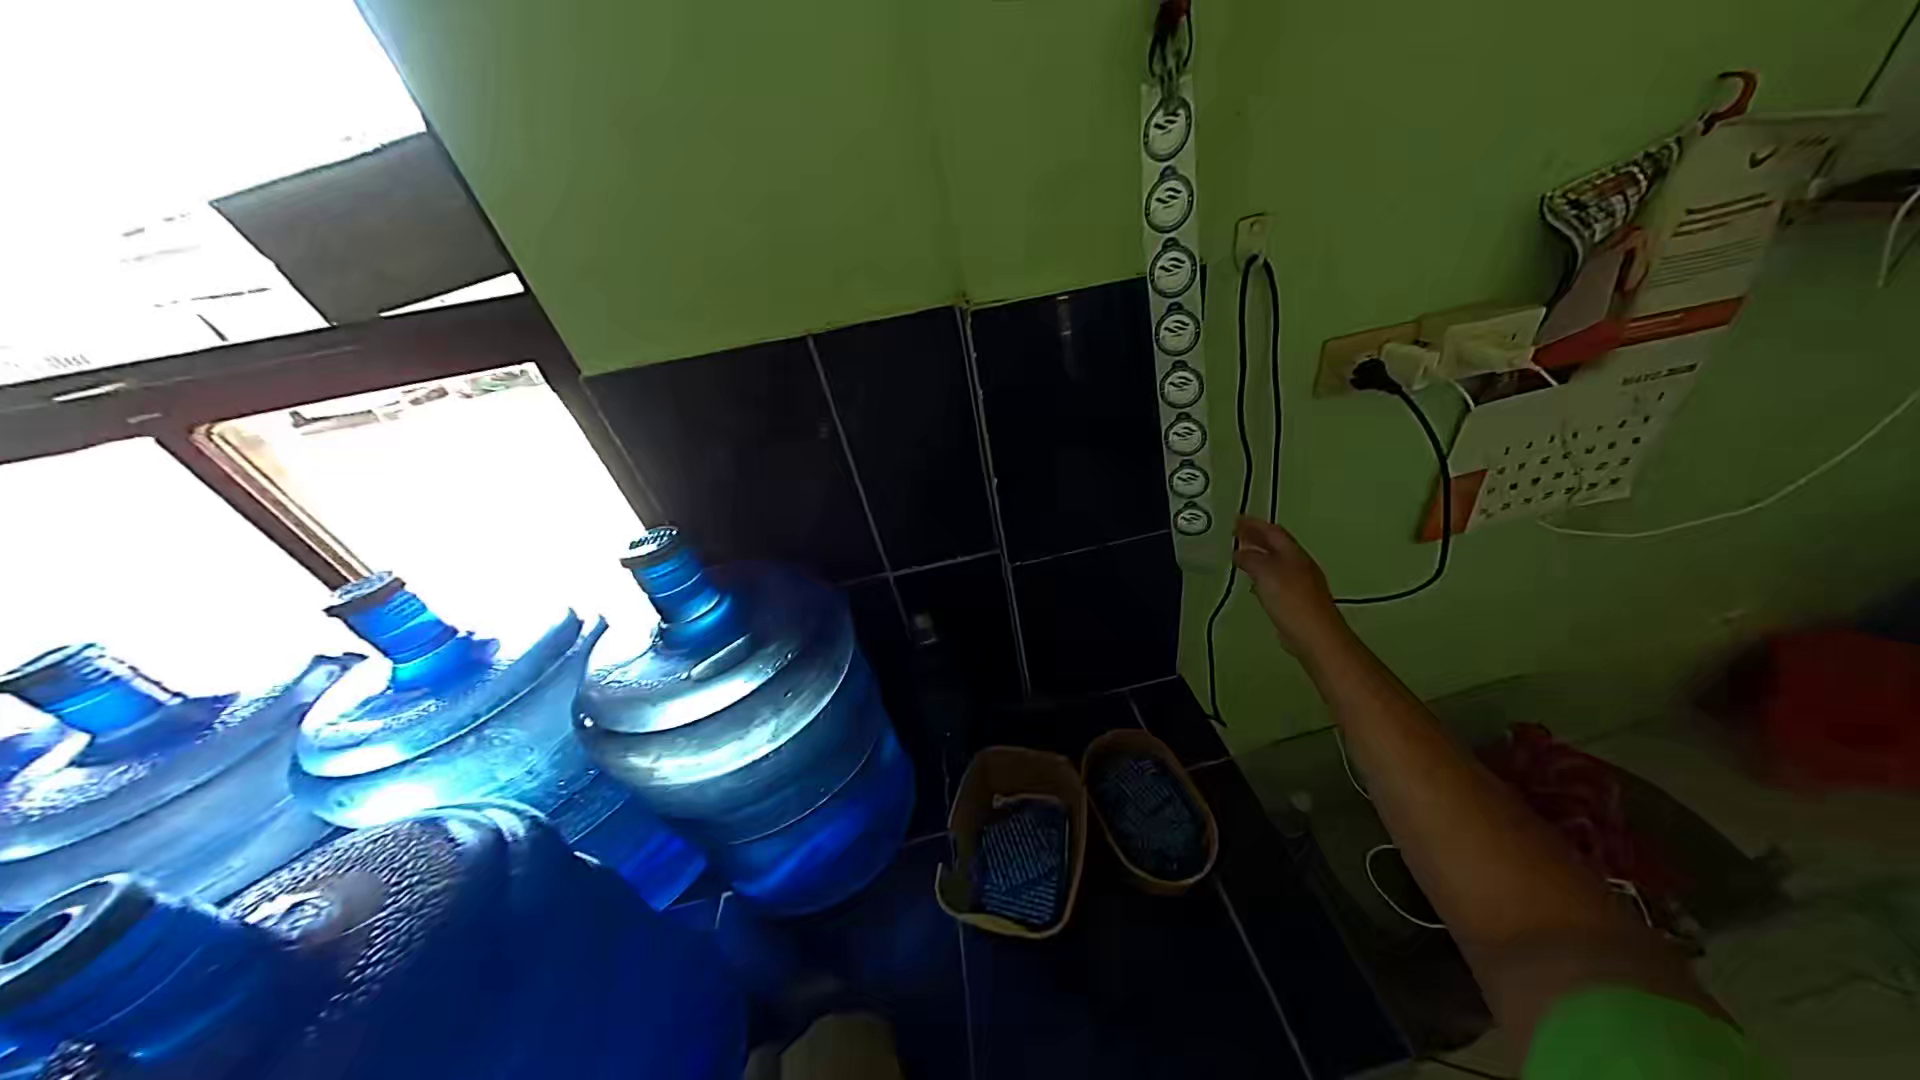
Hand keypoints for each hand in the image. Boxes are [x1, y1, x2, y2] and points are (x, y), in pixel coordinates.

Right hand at [1232, 517, 1348, 658]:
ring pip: (1277, 561)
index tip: (1237, 519)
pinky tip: (1255, 580)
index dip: (1254, 524)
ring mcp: (1301, 582)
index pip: (1272, 531)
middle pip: (1276, 544)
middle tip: (1238, 532)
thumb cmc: (1290, 599)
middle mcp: (1299, 564)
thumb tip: (1240, 552)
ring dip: (1259, 554)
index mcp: (1293, 554)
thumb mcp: (1264, 572)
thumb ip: (1250, 559)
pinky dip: (1263, 572)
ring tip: (1242, 554)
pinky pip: (1277, 577)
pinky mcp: (1297, 599)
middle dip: (1257, 537)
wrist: (1314, 633)